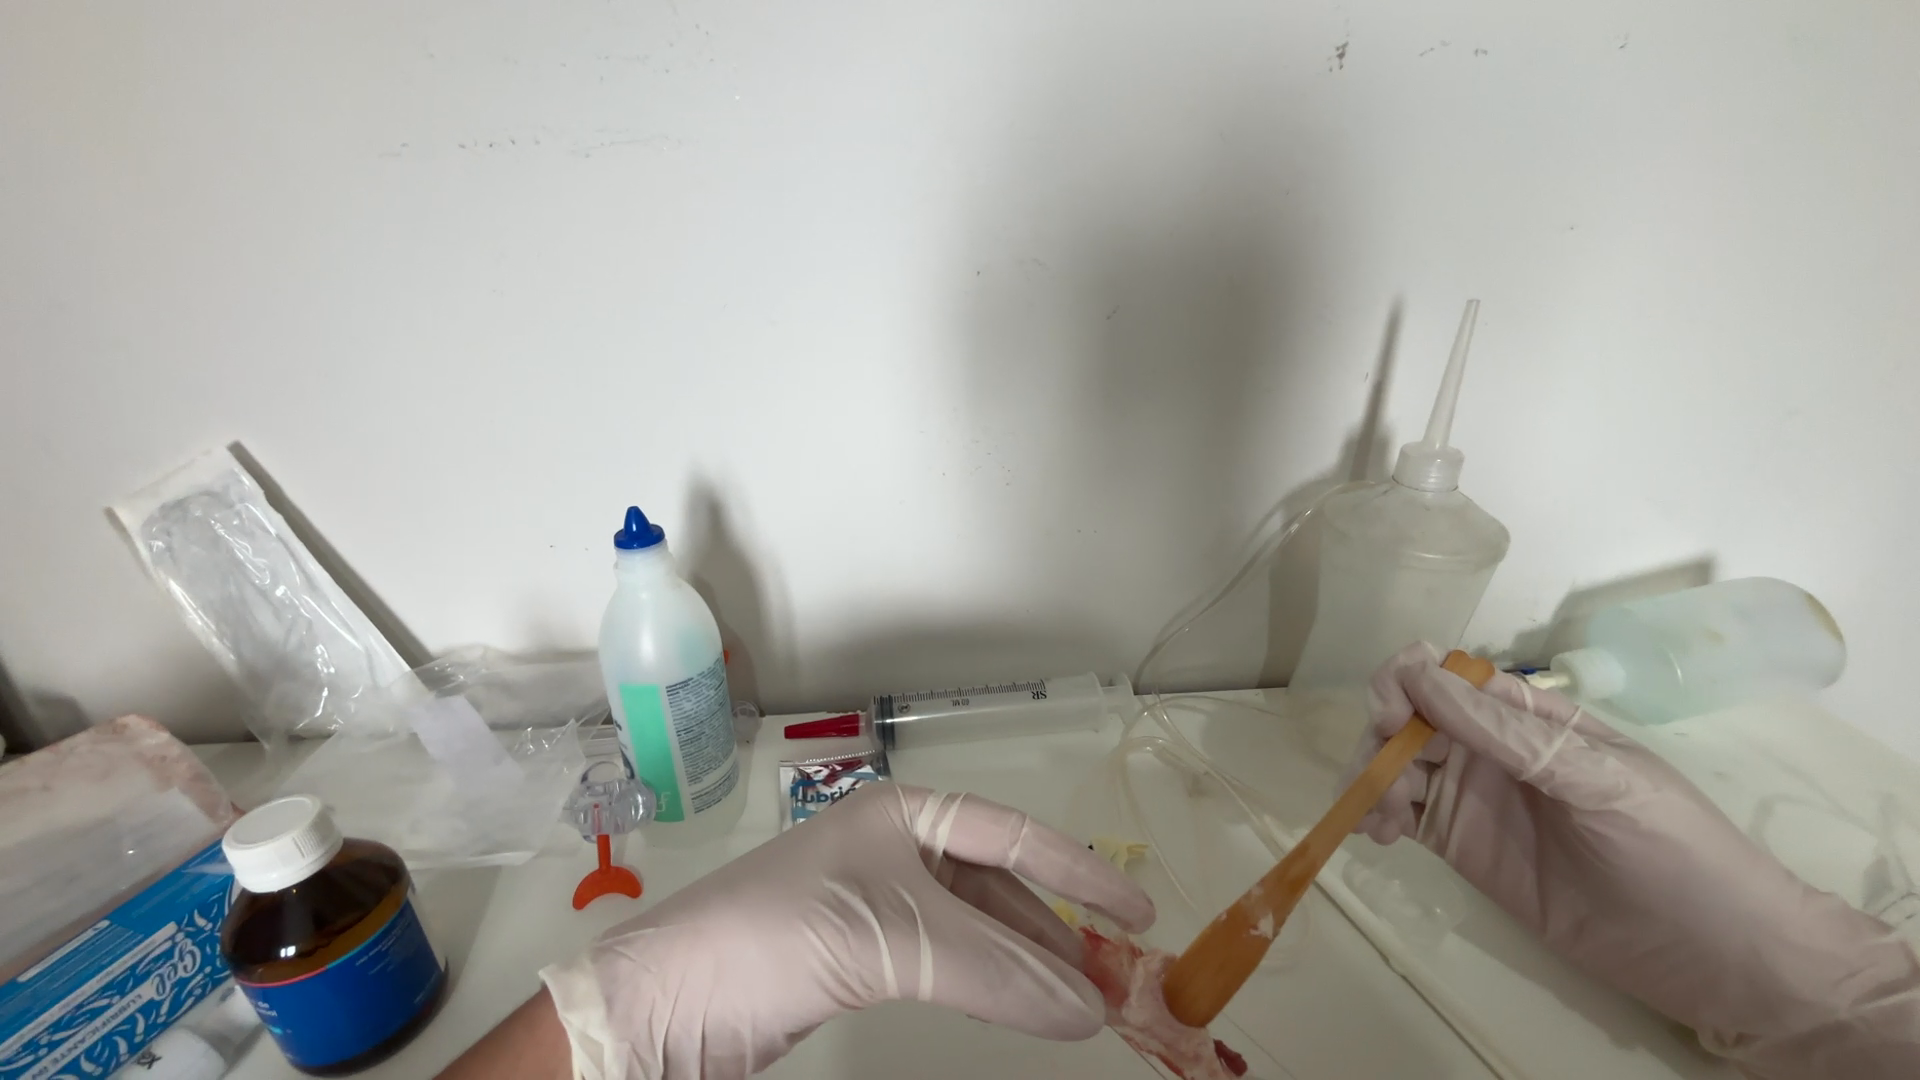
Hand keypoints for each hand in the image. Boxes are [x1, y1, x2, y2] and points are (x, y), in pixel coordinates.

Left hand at [540, 782, 1154, 1079]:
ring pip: (976, 925)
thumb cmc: (776, 936)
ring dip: (1025, 964)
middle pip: (998, 883)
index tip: (1136, 910)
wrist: (667, 1003)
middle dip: (1054, 930)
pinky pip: (948, 957)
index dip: (1077, 871)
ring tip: (1076, 1005)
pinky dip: (988, 982)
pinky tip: (1016, 1005)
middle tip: (1111, 981)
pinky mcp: (864, 948)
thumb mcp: (889, 941)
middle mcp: (897, 845)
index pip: (1008, 834)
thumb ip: (991, 972)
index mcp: (903, 814)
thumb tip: (1089, 1011)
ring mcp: (880, 897)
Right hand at [1353, 643, 1919, 1078]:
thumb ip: (1502, 730)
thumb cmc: (1674, 849)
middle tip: (1384, 781)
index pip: (1442, 674)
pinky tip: (1375, 834)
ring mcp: (1466, 793)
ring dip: (1372, 779)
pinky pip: (1397, 812)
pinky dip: (1373, 813)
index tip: (1392, 717)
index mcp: (1522, 717)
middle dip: (1379, 737)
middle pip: (1404, 717)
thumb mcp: (1594, 778)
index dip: (1405, 682)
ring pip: (1392, 764)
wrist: (1717, 959)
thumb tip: (1416, 674)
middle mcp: (1483, 747)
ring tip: (1383, 819)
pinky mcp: (1456, 841)